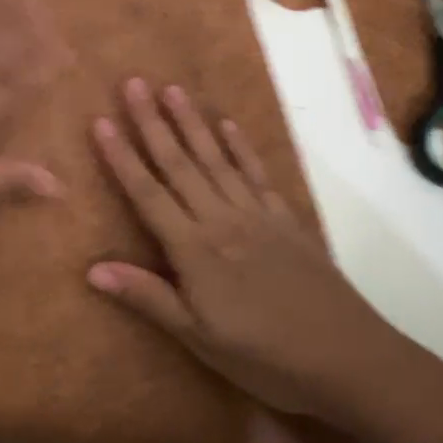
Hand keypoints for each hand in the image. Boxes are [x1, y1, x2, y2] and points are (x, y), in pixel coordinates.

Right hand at [86, 79, 409, 418]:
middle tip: (132, 83)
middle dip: (152, 123)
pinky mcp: (285, 219)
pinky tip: (227, 125)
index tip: (101, 120)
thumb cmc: (265, 356)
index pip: (148, 195)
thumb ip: (149, 297)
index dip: (122, 158)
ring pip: (215, 160)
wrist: (350, 359)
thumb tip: (93, 268)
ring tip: (171, 89)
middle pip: (179, 164)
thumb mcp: (199, 338)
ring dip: (191, 123)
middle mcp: (221, 220)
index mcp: (195, 249)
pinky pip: (256, 174)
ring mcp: (256, 215)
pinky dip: (240, 147)